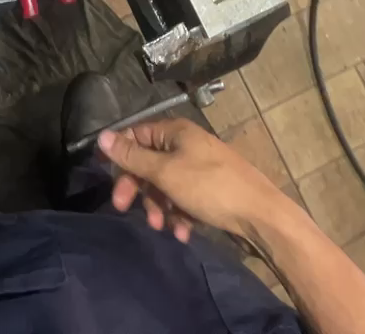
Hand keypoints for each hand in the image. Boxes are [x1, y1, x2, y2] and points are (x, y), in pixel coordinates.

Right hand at [98, 116, 288, 241]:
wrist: (262, 217)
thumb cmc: (209, 187)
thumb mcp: (165, 172)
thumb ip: (132, 156)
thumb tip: (102, 135)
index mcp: (175, 131)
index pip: (135, 134)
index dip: (118, 152)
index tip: (104, 174)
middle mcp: (186, 144)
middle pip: (148, 162)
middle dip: (137, 187)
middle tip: (123, 207)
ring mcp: (199, 168)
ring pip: (164, 184)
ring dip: (158, 205)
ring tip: (162, 227)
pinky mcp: (209, 190)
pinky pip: (183, 198)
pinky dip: (178, 214)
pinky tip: (183, 232)